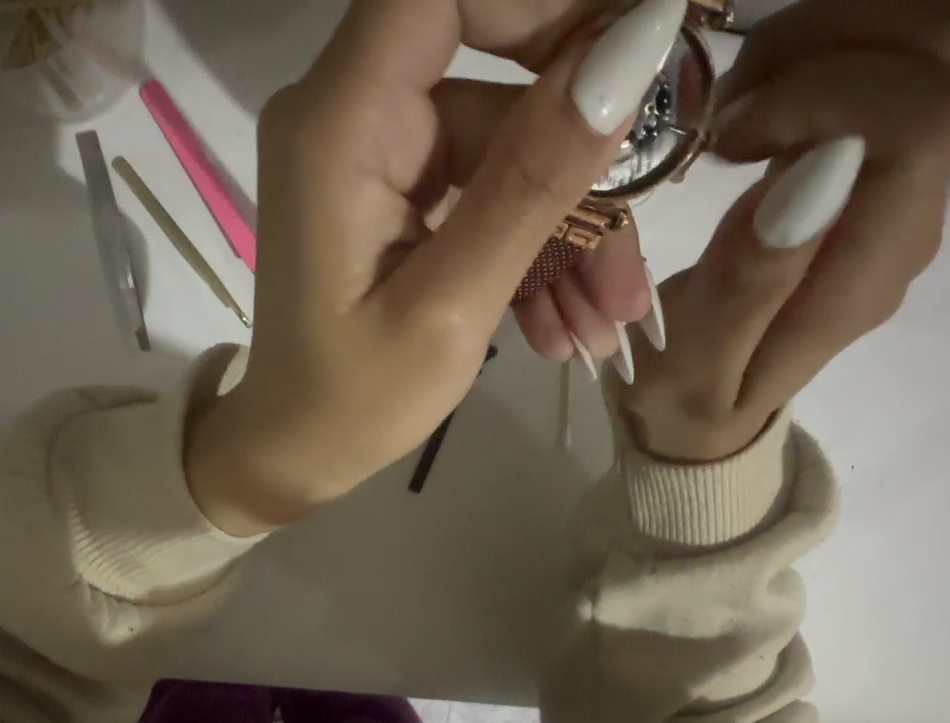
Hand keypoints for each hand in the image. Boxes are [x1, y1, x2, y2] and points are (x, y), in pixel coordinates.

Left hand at [187, 0, 692, 535]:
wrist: (296, 451)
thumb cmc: (354, 400)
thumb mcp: (450, 307)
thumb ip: (530, 185)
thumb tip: (625, 61)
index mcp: (339, 125)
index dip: (547, 6)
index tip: (634, 57)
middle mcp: (349, 116)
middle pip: (493, 68)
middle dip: (582, 149)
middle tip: (652, 214)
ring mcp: (374, 156)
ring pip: (504, 147)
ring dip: (569, 230)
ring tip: (611, 323)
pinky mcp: (395, 195)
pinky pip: (483, 191)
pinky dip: (531, 249)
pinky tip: (568, 324)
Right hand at [619, 0, 949, 462]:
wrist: (701, 423)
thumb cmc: (683, 404)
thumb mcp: (693, 366)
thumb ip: (750, 280)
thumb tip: (820, 165)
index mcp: (865, 276)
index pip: (924, 126)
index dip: (834, 91)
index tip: (728, 140)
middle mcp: (905, 223)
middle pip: (940, 61)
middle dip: (824, 52)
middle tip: (723, 118)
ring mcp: (893, 191)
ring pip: (918, 43)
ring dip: (812, 49)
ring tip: (725, 119)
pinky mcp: (865, 169)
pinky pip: (877, 64)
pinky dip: (806, 60)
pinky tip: (746, 115)